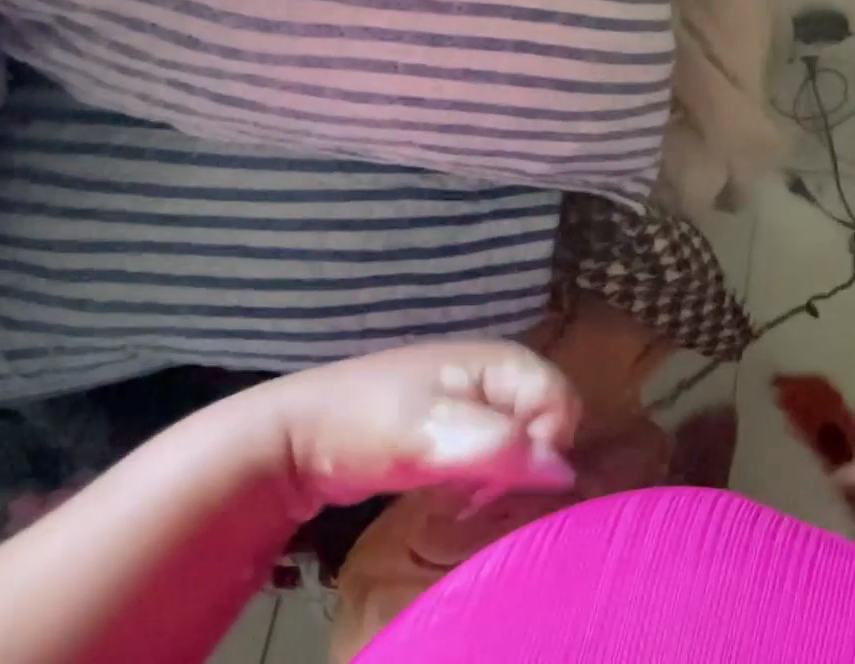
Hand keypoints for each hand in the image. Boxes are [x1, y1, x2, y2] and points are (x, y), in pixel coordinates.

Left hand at [244, 342, 583, 513]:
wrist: (290, 435)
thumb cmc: (366, 424)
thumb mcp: (436, 435)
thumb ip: (503, 448)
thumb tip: (564, 472)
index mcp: (504, 360)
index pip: (561, 400)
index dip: (545, 444)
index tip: (503, 480)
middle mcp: (499, 373)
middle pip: (547, 418)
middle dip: (526, 460)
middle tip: (482, 491)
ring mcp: (477, 398)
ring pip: (524, 437)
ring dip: (505, 471)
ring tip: (465, 495)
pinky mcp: (457, 424)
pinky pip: (497, 448)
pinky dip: (486, 473)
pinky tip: (456, 491)